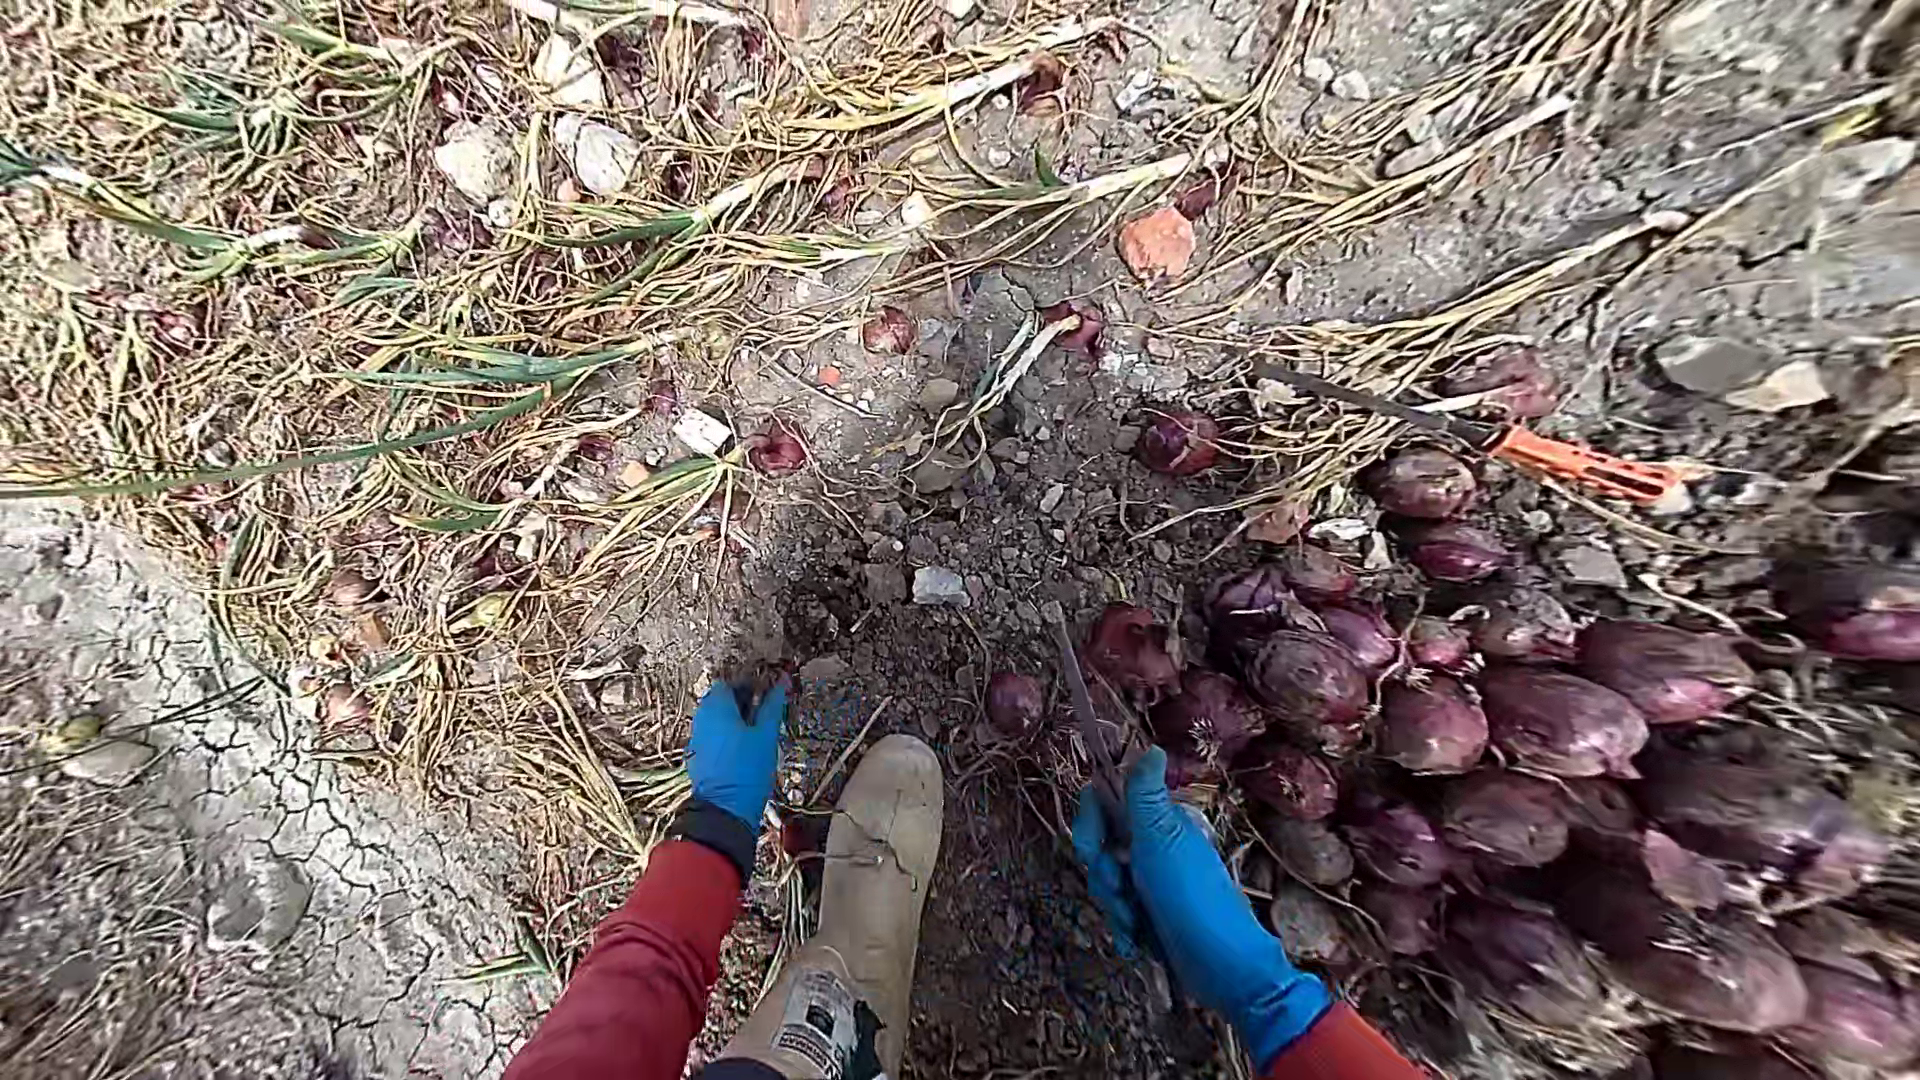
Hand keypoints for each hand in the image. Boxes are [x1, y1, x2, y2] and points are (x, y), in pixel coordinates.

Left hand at [686, 676, 787, 827]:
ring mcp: (697, 738)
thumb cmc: (747, 770)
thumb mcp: (766, 734)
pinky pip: (711, 734)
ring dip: (734, 717)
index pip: (729, 682)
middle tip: (763, 710)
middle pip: (720, 698)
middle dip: (742, 700)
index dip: (748, 683)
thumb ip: (772, 705)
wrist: (725, 810)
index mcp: (716, 708)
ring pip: (716, 717)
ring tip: (756, 729)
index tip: (765, 692)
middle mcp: (701, 720)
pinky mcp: (697, 755)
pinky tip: (742, 746)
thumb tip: (781, 682)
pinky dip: (725, 733)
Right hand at [1073, 747, 1331, 1069]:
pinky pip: (1118, 912)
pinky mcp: (1150, 915)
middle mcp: (1150, 845)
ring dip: (1113, 904)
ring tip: (1135, 922)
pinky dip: (1123, 929)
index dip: (1090, 822)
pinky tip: (1136, 941)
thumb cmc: (1191, 897)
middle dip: (1102, 872)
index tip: (1094, 847)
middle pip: (1098, 843)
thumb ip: (1145, 794)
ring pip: (1105, 879)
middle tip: (1121, 889)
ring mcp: (1150, 881)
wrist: (1226, 973)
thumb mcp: (1161, 839)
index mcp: (1154, 820)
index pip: (1102, 802)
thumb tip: (1151, 745)